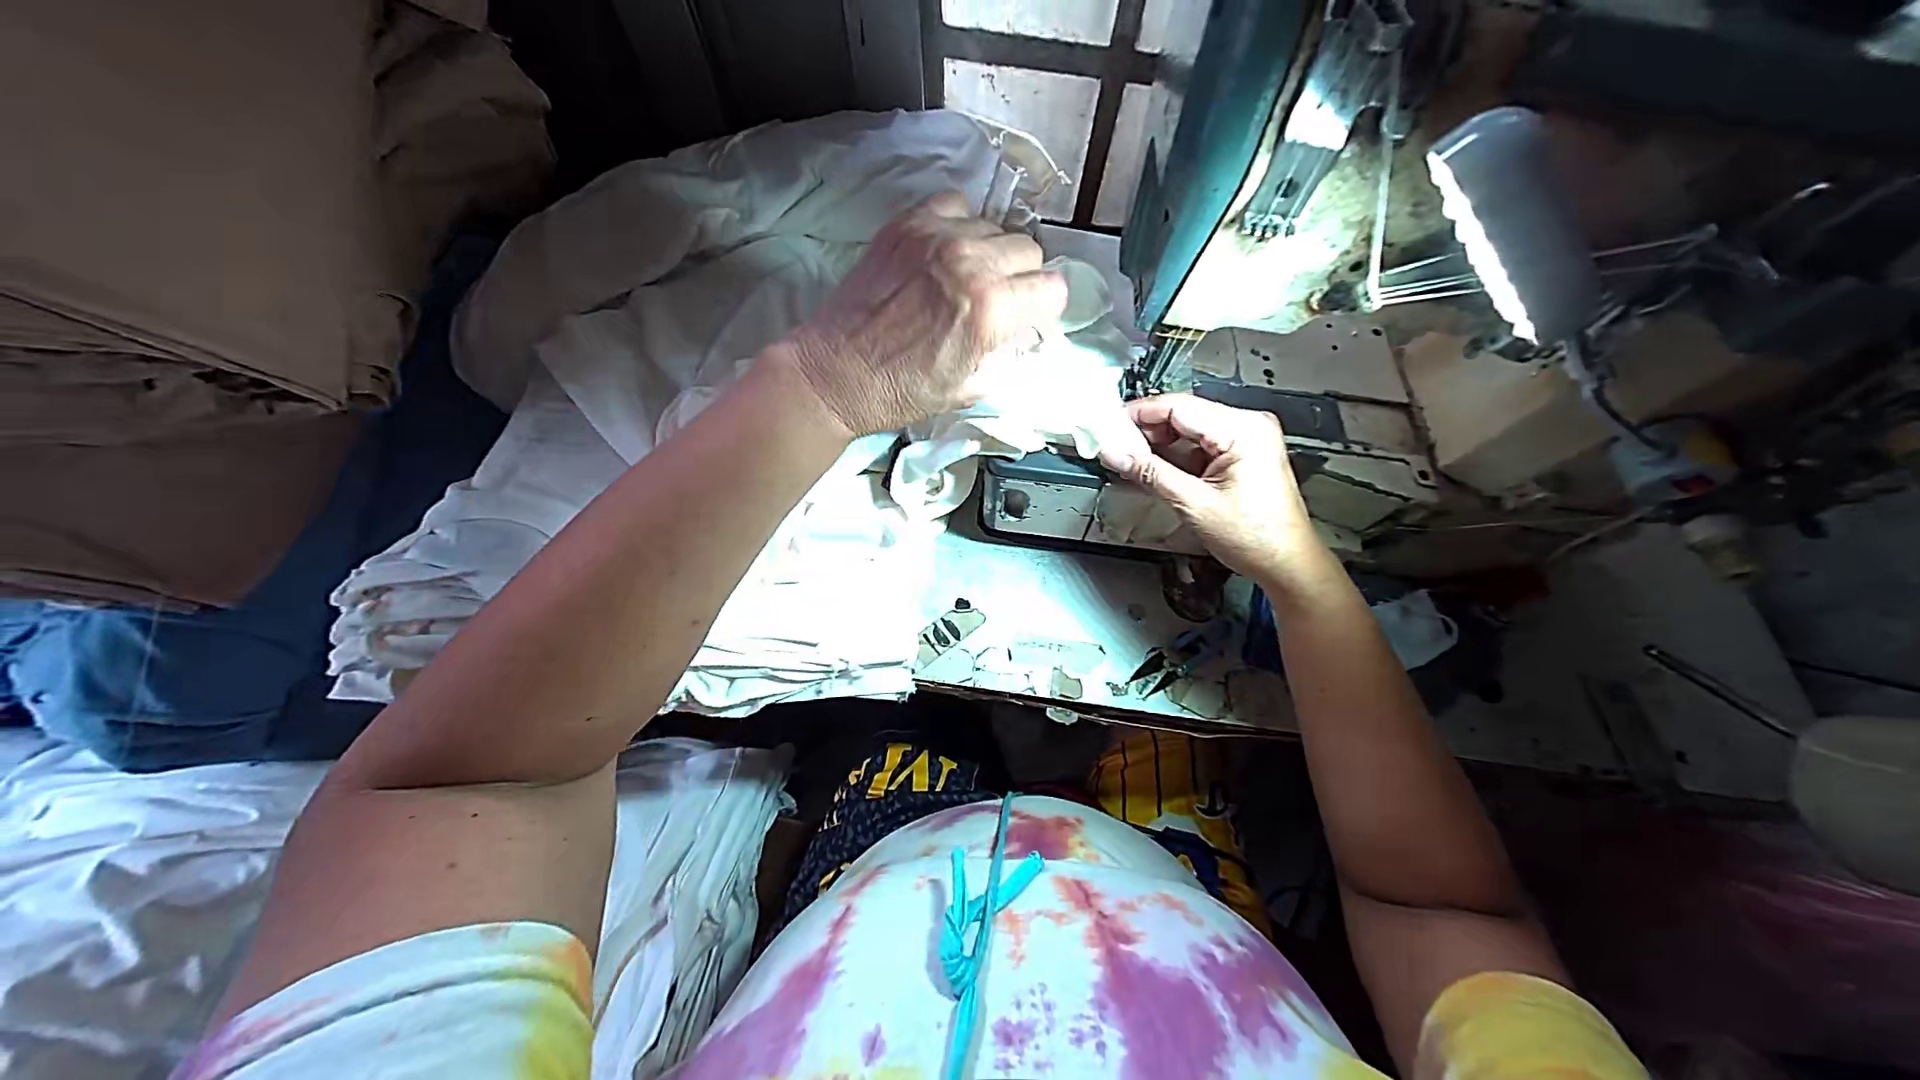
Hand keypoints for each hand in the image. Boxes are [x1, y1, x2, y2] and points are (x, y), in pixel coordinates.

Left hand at [775, 193, 1068, 436]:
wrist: (836, 372)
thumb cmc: (902, 391)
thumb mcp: (970, 389)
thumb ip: (1009, 356)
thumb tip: (1027, 334)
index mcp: (990, 309)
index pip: (1053, 288)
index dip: (1043, 309)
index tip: (1026, 319)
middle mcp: (970, 262)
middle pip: (1029, 250)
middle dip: (1021, 278)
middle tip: (996, 301)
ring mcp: (936, 236)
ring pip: (995, 227)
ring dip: (990, 251)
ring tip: (965, 277)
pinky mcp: (907, 224)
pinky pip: (956, 205)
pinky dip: (958, 225)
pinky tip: (944, 252)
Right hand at [1099, 394, 1339, 592]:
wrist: (1287, 563)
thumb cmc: (1258, 537)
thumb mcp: (1193, 504)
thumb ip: (1150, 474)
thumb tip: (1117, 455)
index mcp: (1243, 430)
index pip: (1179, 407)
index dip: (1140, 415)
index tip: (1110, 427)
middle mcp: (1248, 426)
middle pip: (1182, 415)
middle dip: (1146, 433)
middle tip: (1116, 449)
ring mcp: (1246, 439)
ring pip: (1188, 431)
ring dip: (1158, 447)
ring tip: (1131, 464)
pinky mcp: (1241, 454)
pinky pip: (1199, 446)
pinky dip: (1175, 458)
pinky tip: (1154, 472)